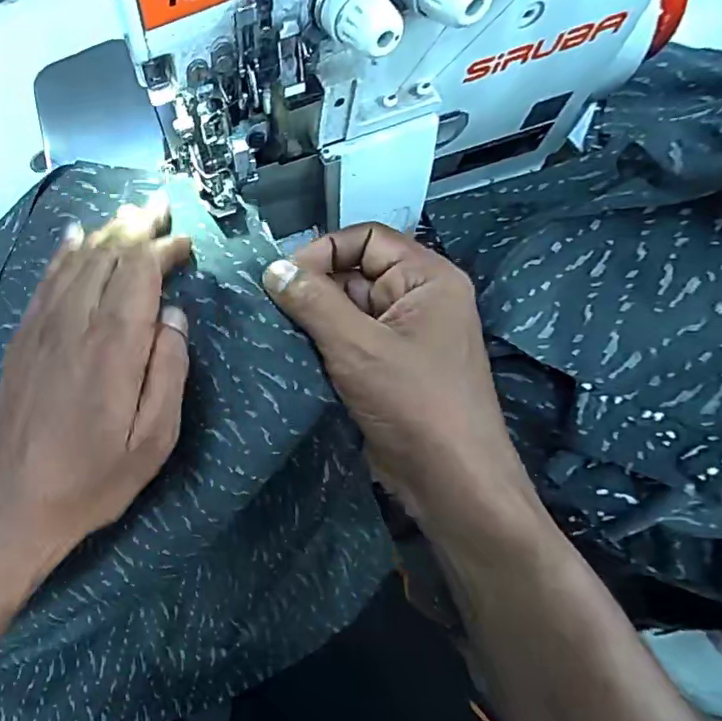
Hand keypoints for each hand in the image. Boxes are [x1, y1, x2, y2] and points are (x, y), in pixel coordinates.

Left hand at [0, 196, 193, 594]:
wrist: (15, 500)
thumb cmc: (94, 477)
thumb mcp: (153, 439)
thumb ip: (168, 371)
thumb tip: (173, 316)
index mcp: (111, 347)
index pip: (138, 274)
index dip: (162, 249)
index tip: (184, 242)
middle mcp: (73, 324)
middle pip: (106, 256)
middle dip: (135, 227)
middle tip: (159, 206)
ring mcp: (40, 328)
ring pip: (75, 261)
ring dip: (105, 232)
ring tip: (128, 213)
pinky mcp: (21, 338)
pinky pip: (46, 280)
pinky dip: (65, 252)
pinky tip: (75, 236)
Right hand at [260, 223, 531, 530]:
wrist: (451, 482)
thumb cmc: (414, 404)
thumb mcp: (358, 347)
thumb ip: (314, 302)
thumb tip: (273, 268)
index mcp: (427, 279)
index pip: (367, 239)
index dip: (324, 251)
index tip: (282, 278)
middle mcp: (419, 301)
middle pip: (355, 274)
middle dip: (314, 290)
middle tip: (270, 311)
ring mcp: (404, 338)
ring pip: (349, 313)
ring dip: (314, 323)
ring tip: (275, 333)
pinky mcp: (390, 371)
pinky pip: (351, 345)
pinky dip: (324, 349)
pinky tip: (292, 358)